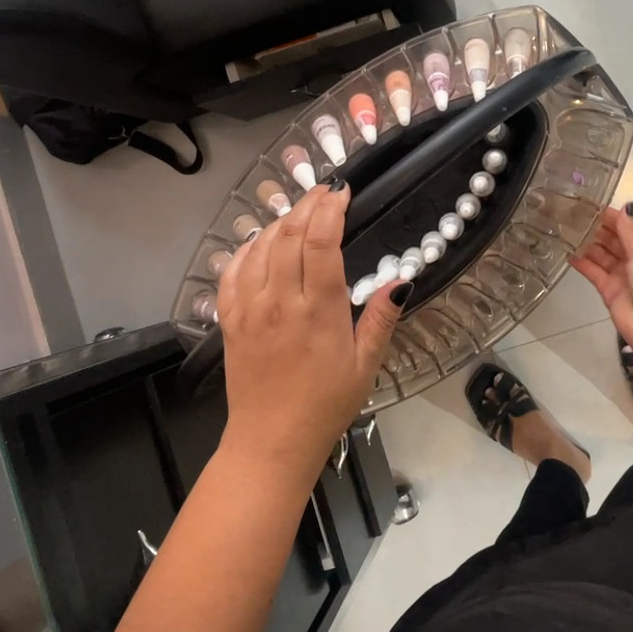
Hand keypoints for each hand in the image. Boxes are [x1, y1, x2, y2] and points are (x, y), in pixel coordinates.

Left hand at [217, 183, 405, 477]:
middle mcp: (280, 301)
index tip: (342, 191)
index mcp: (318, 311)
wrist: (272, 440)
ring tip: (300, 210)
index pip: (321, 243)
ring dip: (280, 221)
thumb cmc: (326, 404)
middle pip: (289, 235)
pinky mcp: (230, 319)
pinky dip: (247, 247)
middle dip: (307, 205)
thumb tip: (402, 281)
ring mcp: (250, 308)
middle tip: (325, 192)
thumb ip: (380, 319)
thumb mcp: (365, 365)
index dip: (330, 210)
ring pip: (260, 247)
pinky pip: (233, 270)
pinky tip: (261, 239)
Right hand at [569, 205, 632, 356]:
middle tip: (572, 216)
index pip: (630, 226)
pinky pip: (594, 272)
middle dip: (598, 229)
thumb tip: (623, 208)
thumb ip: (630, 230)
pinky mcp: (609, 290)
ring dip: (588, 244)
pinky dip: (582, 263)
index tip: (590, 206)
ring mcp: (623, 275)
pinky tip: (568, 253)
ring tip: (566, 231)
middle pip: (615, 239)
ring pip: (603, 255)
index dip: (612, 216)